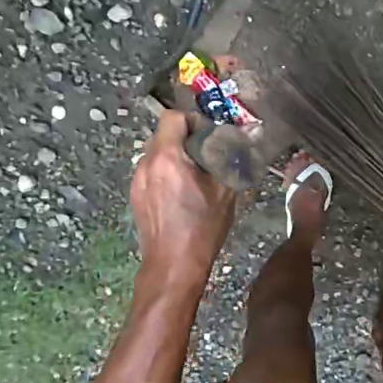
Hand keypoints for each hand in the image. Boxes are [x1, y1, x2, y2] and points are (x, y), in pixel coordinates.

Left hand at [131, 110, 234, 290]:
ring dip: (175, 156)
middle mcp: (146, 163)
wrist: (174, 265)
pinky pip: (152, 171)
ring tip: (196, 176)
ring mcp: (137, 180)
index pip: (173, 117)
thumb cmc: (202, 228)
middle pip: (163, 134)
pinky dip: (166, 172)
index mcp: (167, 157)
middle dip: (186, 139)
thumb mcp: (225, 191)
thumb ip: (231, 158)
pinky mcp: (136, 196)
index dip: (194, 121)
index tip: (210, 136)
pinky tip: (182, 193)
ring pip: (156, 153)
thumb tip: (246, 135)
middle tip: (207, 155)